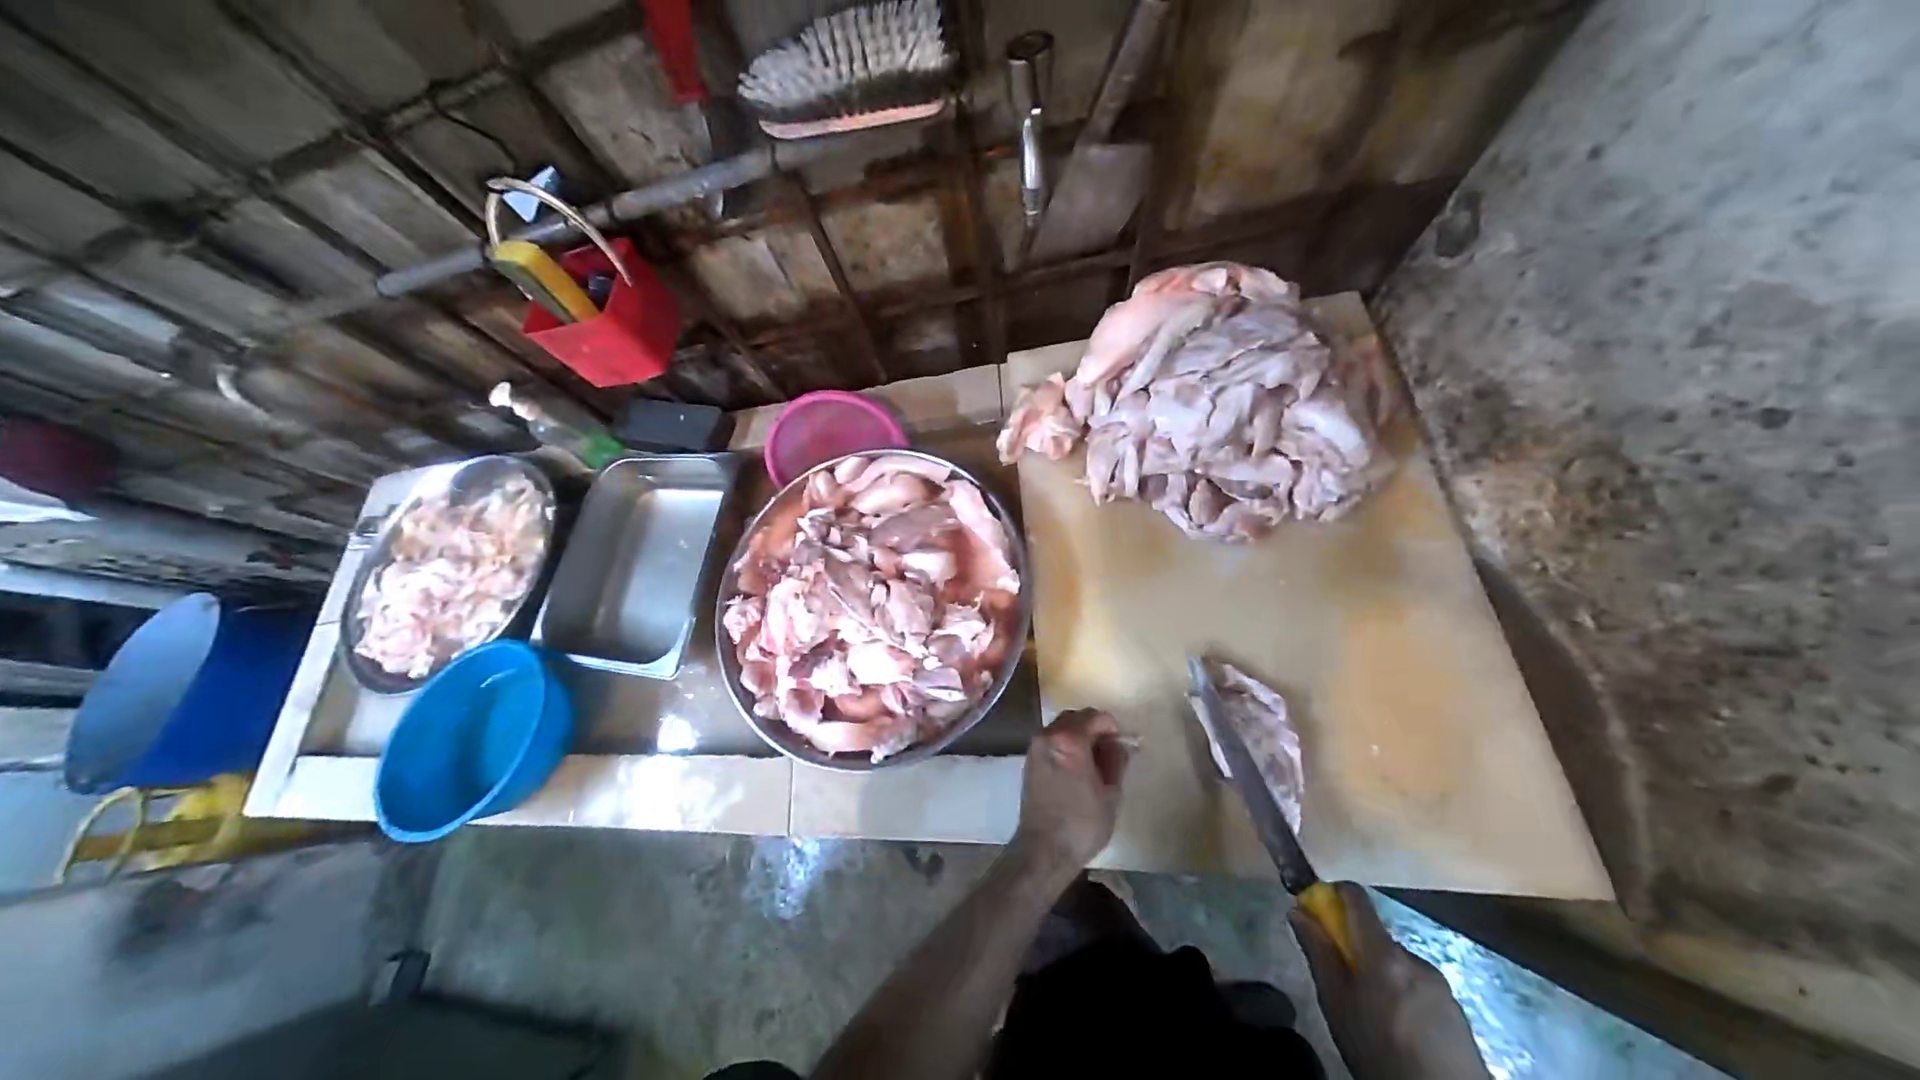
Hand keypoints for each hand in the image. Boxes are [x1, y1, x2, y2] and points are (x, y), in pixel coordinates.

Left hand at [1010, 708, 1130, 880]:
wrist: (1043, 850)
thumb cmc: (1082, 824)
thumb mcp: (1110, 793)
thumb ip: (1116, 760)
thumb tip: (1120, 743)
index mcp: (1069, 740)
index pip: (1096, 717)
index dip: (1113, 728)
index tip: (1123, 746)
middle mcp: (1047, 736)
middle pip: (1076, 717)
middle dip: (1095, 728)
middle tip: (1110, 751)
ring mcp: (1035, 747)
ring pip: (1061, 727)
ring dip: (1079, 735)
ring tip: (1095, 761)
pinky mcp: (1029, 761)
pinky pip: (1051, 740)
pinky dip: (1066, 744)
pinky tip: (1077, 767)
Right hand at [1291, 882, 1490, 1079]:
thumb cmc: (1378, 1052)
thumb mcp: (1336, 1005)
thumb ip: (1318, 954)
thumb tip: (1298, 913)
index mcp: (1384, 955)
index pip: (1357, 898)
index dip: (1333, 894)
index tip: (1316, 912)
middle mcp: (1415, 959)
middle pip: (1376, 934)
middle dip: (1355, 947)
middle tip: (1342, 983)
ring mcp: (1441, 984)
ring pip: (1397, 962)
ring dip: (1379, 972)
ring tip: (1372, 1013)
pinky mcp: (1457, 1008)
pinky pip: (1418, 984)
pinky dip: (1402, 992)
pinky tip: (1400, 1027)